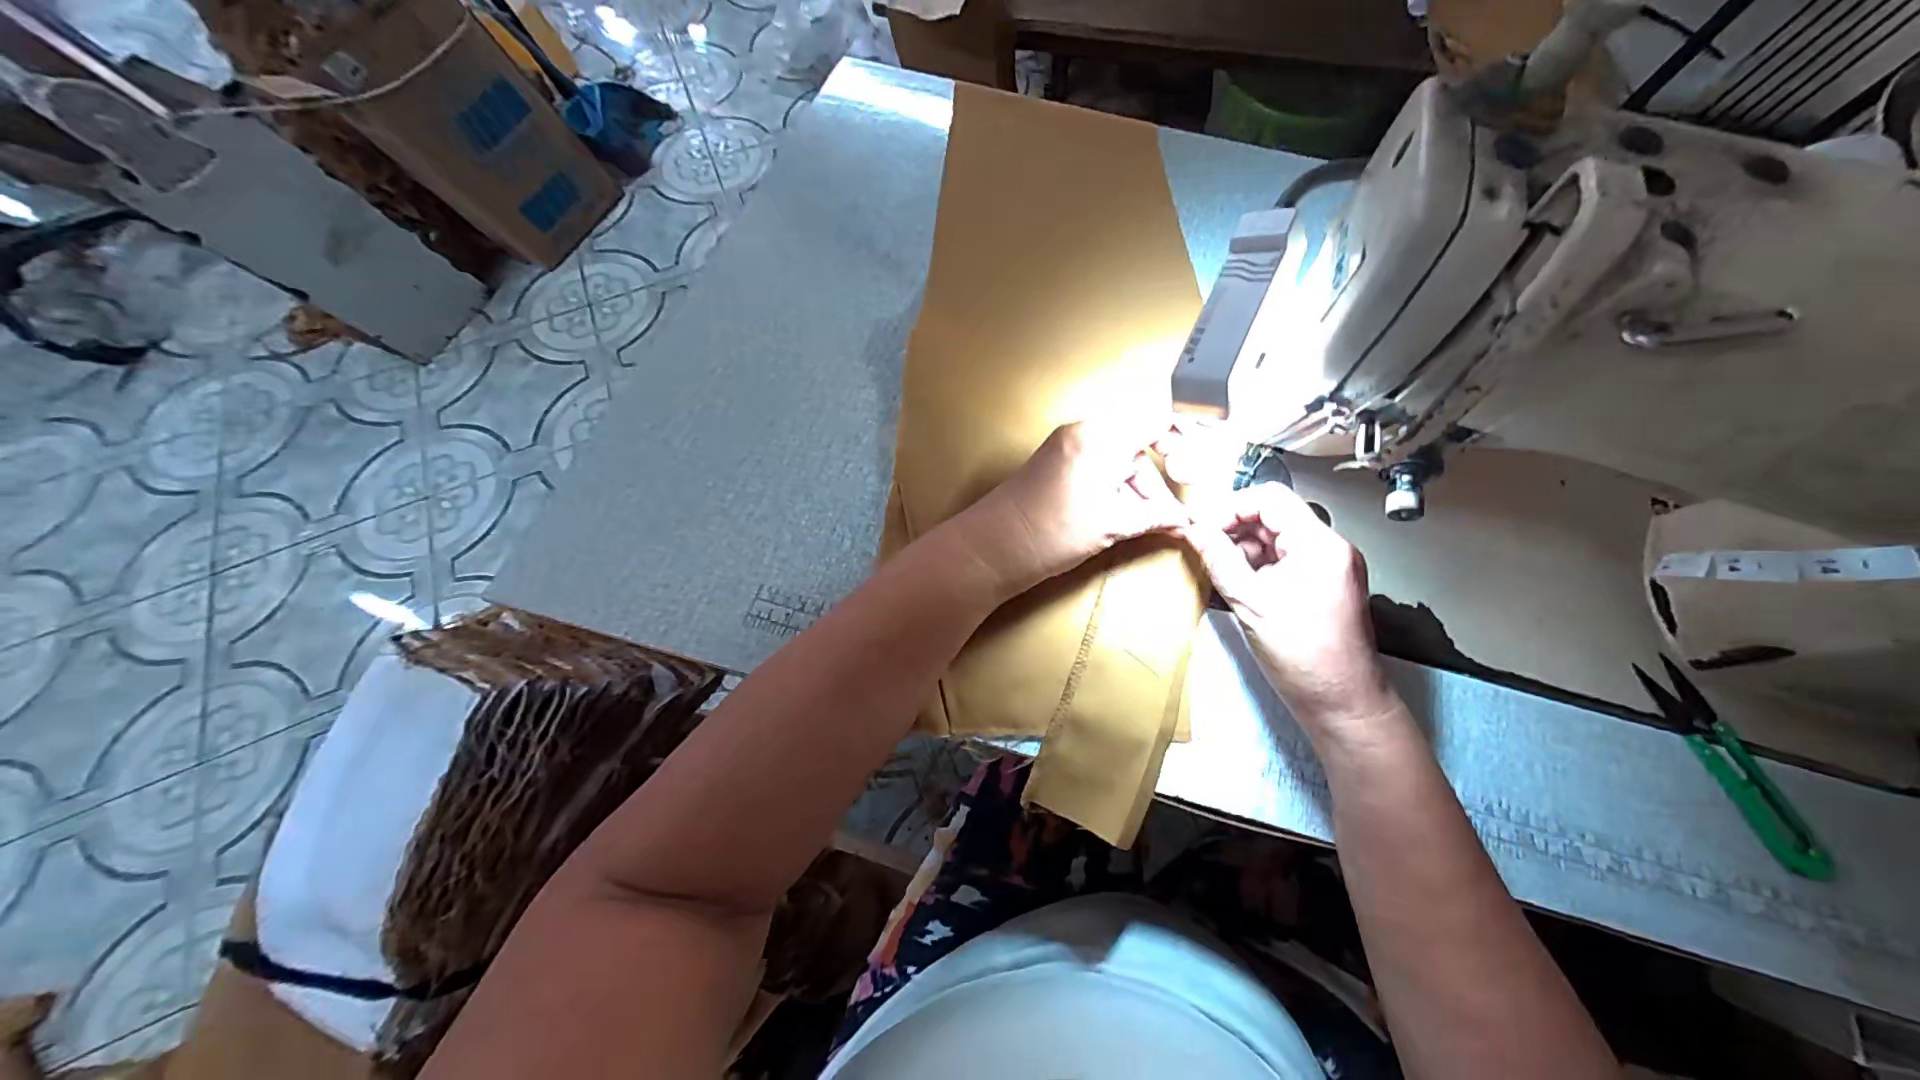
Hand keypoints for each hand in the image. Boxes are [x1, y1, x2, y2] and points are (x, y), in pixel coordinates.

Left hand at [945, 419, 1188, 599]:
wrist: (992, 547)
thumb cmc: (1052, 533)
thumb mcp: (1112, 524)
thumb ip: (1154, 516)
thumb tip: (1184, 520)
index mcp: (1099, 436)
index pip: (1155, 418)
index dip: (1182, 437)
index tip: (1194, 466)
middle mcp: (1082, 431)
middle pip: (1136, 441)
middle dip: (1157, 476)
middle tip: (1168, 510)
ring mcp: (1065, 446)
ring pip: (1116, 456)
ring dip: (1135, 486)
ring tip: (1144, 522)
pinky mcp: (1054, 463)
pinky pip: (1096, 464)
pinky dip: (1113, 486)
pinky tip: (1119, 515)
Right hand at [1180, 481, 1399, 740]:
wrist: (1341, 701)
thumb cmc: (1306, 657)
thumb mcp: (1250, 602)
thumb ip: (1219, 559)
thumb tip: (1195, 530)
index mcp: (1320, 545)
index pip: (1269, 498)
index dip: (1230, 508)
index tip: (1204, 528)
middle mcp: (1330, 548)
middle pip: (1272, 517)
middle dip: (1234, 531)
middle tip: (1206, 551)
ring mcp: (1328, 566)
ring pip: (1275, 539)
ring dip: (1243, 551)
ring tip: (1223, 575)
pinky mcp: (1323, 584)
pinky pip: (1283, 560)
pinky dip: (1258, 568)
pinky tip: (1240, 588)